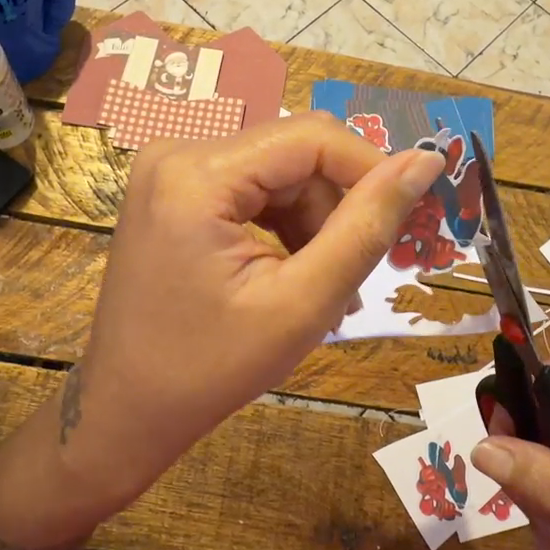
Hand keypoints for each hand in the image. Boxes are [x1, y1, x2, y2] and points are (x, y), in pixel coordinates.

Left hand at [65, 112, 444, 509]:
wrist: (125, 413)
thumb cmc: (210, 370)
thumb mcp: (303, 302)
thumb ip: (367, 226)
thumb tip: (424, 162)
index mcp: (197, 172)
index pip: (312, 136)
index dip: (372, 169)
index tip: (411, 220)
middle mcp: (178, 151)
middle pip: (294, 154)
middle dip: (337, 209)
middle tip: (358, 278)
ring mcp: (171, 170)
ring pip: (279, 172)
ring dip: (315, 223)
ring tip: (326, 290)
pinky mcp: (174, 190)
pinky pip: (252, 189)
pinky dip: (284, 226)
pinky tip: (295, 274)